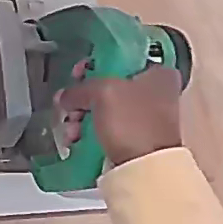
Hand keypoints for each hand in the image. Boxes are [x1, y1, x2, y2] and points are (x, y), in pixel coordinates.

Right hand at [52, 65, 184, 167]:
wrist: (143, 167)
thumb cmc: (131, 122)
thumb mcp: (102, 92)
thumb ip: (79, 88)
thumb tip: (64, 98)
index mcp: (158, 73)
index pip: (119, 57)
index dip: (94, 64)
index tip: (77, 74)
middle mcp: (154, 92)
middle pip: (106, 85)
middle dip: (82, 98)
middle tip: (69, 106)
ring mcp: (144, 116)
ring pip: (101, 108)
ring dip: (80, 117)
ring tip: (71, 129)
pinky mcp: (132, 136)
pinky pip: (103, 126)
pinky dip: (87, 131)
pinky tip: (75, 139)